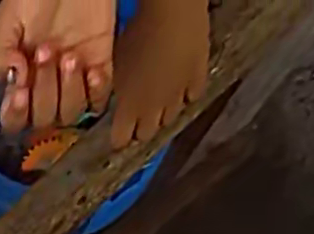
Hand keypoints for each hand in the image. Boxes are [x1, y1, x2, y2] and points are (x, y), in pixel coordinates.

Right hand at [0, 0, 115, 133]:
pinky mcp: (99, 67)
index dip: (16, 115)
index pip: (14, 121)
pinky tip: (92, 72)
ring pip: (69, 114)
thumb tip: (13, 80)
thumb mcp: (6, 23)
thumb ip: (0, 57)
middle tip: (46, 50)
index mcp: (18, 83)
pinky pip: (99, 99)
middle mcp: (44, 90)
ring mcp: (72, 82)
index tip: (19, 90)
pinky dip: (96, 91)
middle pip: (43, 120)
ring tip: (70, 56)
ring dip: (69, 90)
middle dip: (44, 90)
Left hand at [108, 0, 209, 148]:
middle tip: (138, 119)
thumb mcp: (115, 67)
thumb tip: (115, 102)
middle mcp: (152, 110)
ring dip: (163, 114)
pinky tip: (182, 87)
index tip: (118, 133)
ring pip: (169, 120)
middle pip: (146, 135)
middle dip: (140, 130)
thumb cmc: (135, 33)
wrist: (172, 10)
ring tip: (160, 102)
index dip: (119, 139)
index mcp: (128, 108)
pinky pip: (193, 98)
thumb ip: (115, 90)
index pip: (121, 140)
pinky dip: (187, 96)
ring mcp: (177, 96)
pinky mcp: (198, 78)